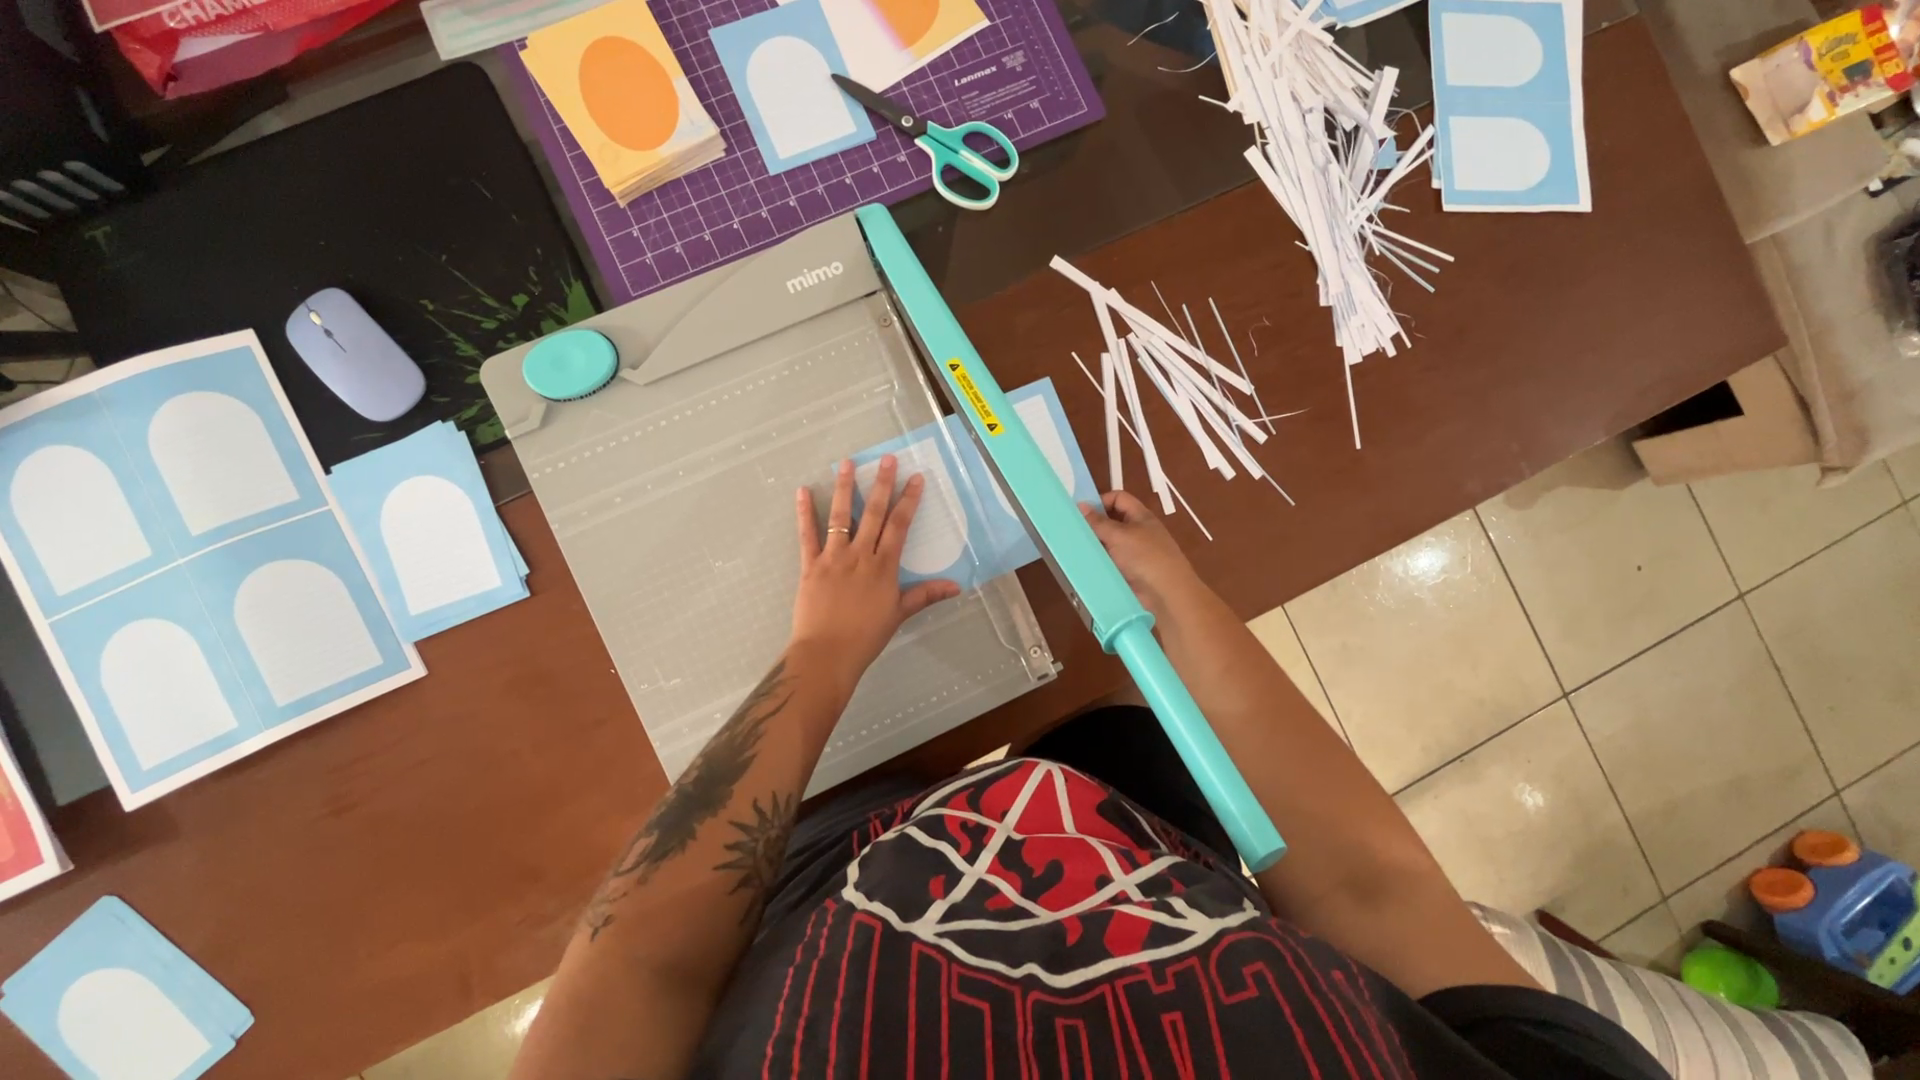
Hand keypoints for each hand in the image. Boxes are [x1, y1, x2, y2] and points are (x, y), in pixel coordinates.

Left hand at [791, 456, 960, 695]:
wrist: (827, 654)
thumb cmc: (866, 637)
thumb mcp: (898, 615)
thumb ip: (924, 596)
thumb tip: (956, 586)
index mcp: (883, 567)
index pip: (899, 526)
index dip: (908, 500)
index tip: (915, 478)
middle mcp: (860, 555)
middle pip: (872, 513)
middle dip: (881, 484)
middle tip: (886, 459)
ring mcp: (833, 558)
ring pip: (840, 516)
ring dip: (844, 488)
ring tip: (846, 463)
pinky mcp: (810, 566)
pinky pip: (807, 535)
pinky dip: (804, 513)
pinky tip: (802, 491)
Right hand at [1080, 490, 1205, 621]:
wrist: (1165, 593)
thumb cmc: (1144, 556)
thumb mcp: (1119, 535)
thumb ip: (1098, 521)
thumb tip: (1080, 505)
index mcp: (1140, 516)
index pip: (1118, 498)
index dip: (1101, 501)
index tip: (1081, 512)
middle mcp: (1137, 531)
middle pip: (1111, 521)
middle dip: (1093, 525)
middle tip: (1071, 532)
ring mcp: (1132, 553)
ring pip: (1107, 543)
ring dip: (1093, 545)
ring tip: (1071, 549)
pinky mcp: (1127, 571)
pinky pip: (1108, 561)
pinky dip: (1097, 562)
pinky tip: (1082, 565)